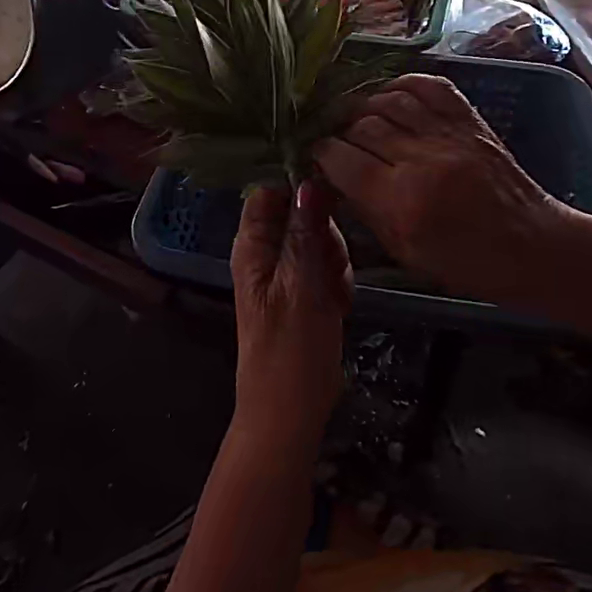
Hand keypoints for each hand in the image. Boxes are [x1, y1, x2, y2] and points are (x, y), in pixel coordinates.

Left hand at [229, 181, 353, 435]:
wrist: (291, 411)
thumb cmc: (290, 350)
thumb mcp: (303, 286)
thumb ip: (307, 232)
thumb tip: (311, 180)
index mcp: (252, 245)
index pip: (271, 192)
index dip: (300, 190)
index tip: (332, 202)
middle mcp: (266, 252)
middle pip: (303, 214)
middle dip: (326, 237)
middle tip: (328, 268)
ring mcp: (287, 272)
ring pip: (322, 241)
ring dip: (335, 264)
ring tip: (332, 296)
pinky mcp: (306, 290)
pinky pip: (330, 268)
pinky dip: (338, 284)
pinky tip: (337, 307)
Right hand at [316, 75, 573, 303]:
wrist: (533, 248)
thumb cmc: (464, 263)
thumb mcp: (402, 249)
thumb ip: (363, 208)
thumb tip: (329, 177)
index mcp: (400, 199)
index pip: (340, 157)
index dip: (320, 152)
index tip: (314, 155)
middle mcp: (421, 159)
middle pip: (360, 124)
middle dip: (338, 129)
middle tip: (334, 139)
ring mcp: (448, 135)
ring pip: (388, 100)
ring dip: (365, 107)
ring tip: (357, 119)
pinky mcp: (470, 121)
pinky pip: (429, 87)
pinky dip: (402, 86)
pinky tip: (390, 98)